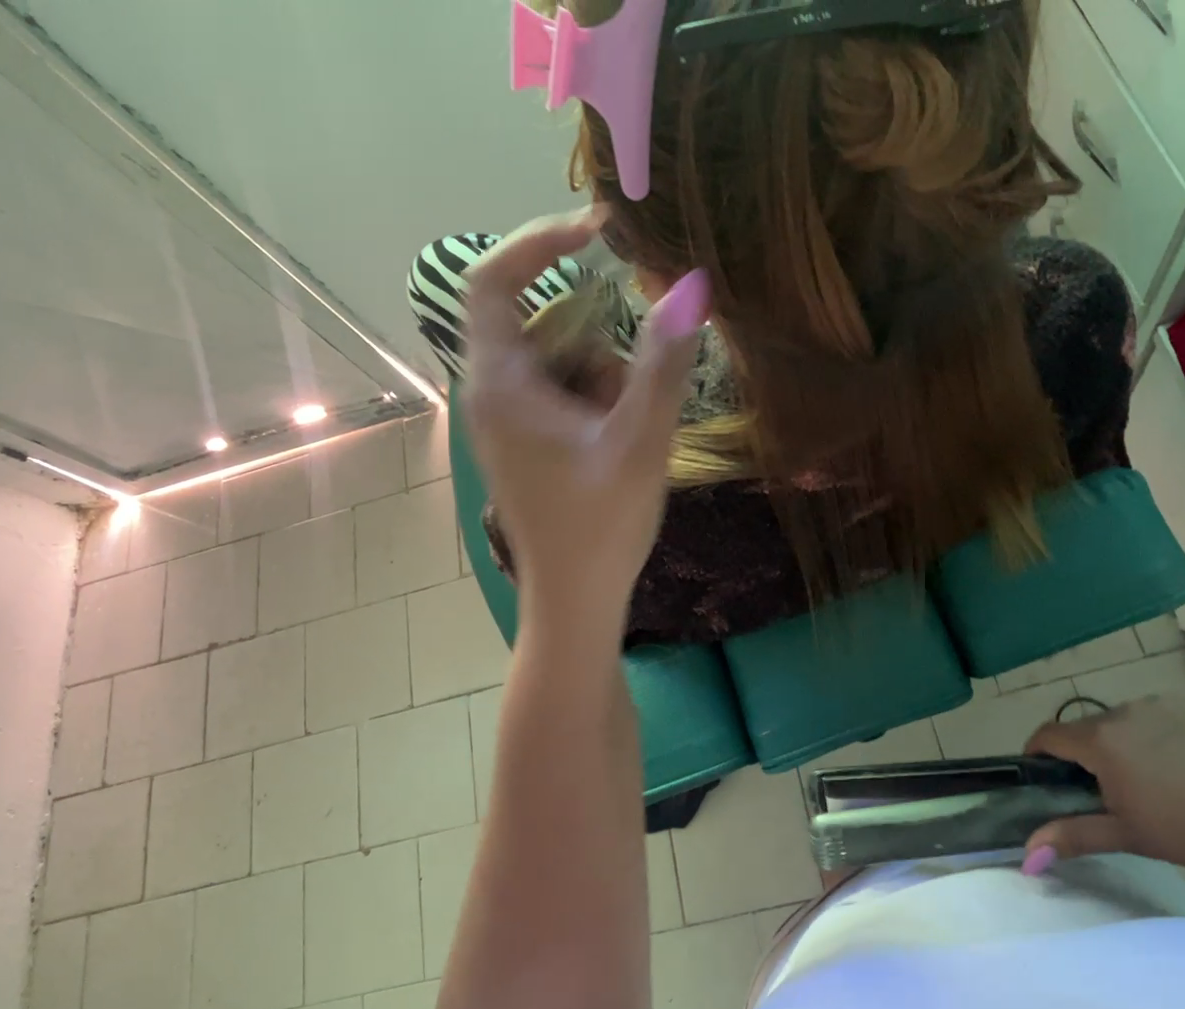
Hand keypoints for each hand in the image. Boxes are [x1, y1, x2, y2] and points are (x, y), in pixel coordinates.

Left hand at [460, 207, 708, 628]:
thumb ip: (664, 360)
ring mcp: (508, 420)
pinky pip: (564, 392)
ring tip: (629, 435)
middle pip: (545, 322)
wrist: (576, 602)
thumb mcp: (641, 439)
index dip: (541, 240)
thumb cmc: (600, 526)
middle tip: (636, 391)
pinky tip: (621, 446)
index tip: (600, 231)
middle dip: (599, 341)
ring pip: (562, 360)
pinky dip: (600, 402)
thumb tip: (692, 284)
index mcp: (501, 382)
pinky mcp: (526, 442)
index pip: (496, 278)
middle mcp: (493, 392)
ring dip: (607, 379)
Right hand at [1022, 695, 1184, 878]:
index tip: (1044, 785)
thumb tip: (1027, 854)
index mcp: (1102, 740)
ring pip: (1120, 723)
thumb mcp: (1131, 837)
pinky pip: (1154, 717)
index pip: (1048, 735)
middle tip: (1106, 799)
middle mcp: (1125, 709)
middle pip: (1085, 730)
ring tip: (1150, 785)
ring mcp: (1161, 702)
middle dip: (1084, 759)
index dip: (1037, 757)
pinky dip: (1151, 738)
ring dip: (1119, 747)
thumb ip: (1074, 835)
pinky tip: (1181, 769)